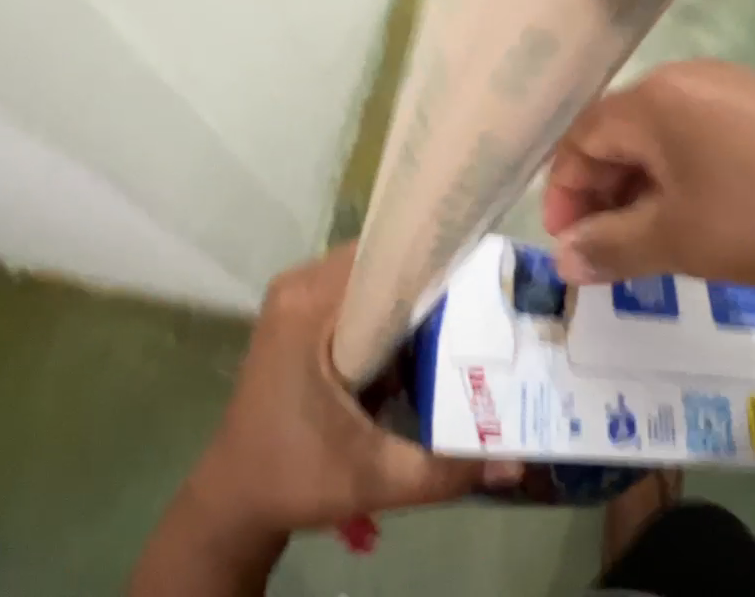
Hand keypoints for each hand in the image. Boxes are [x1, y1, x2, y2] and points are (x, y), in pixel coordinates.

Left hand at [184, 243, 515, 535]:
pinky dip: (388, 309)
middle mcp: (299, 287)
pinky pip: (354, 292)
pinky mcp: (297, 314)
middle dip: (430, 279)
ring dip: (411, 295)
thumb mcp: (375, 477)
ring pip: (370, 275)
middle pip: (381, 261)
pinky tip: (422, 338)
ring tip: (464, 317)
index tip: (485, 273)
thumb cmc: (296, 479)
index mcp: (310, 305)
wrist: (234, 499)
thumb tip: (519, 465)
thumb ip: (446, 470)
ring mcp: (294, 297)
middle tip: (485, 303)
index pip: (385, 254)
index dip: (436, 258)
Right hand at [542, 59, 754, 291]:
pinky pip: (698, 140)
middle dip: (602, 197)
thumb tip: (561, 260)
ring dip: (640, 192)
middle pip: (618, 136)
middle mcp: (686, 81)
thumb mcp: (678, 241)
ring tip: (647, 245)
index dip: (564, 195)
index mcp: (655, 100)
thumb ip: (609, 248)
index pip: (580, 140)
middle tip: (605, 253)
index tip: (568, 248)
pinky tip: (696, 220)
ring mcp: (731, 89)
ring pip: (660, 141)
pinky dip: (680, 180)